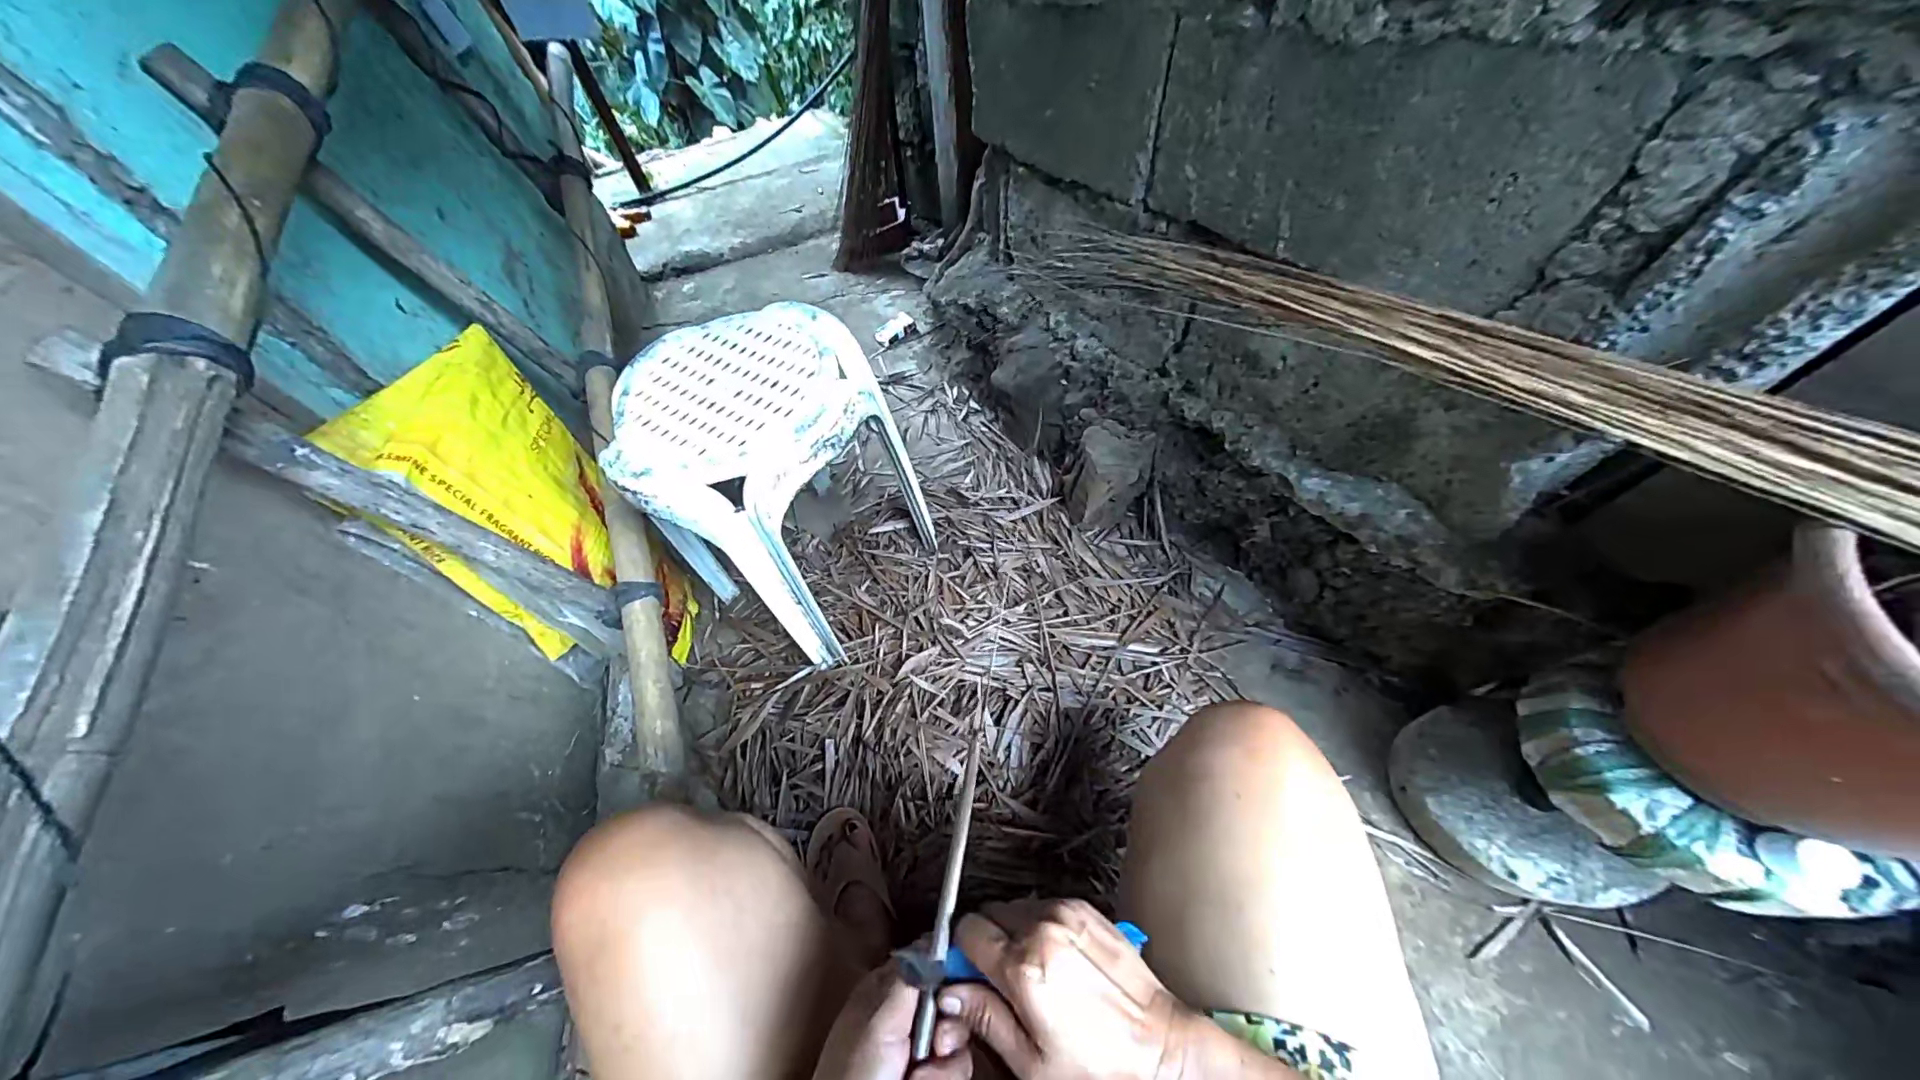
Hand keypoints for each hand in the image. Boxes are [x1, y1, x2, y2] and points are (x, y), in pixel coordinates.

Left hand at [813, 964, 973, 1079]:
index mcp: (888, 989)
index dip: (950, 971)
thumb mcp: (878, 1022)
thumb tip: (932, 938)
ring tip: (920, 1078)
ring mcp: (919, 1049)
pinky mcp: (931, 1076)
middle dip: (952, 1027)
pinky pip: (957, 1068)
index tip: (956, 989)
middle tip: (937, 1045)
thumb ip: (906, 980)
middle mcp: (907, 1014)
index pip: (930, 961)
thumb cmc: (854, 1076)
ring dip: (945, 1063)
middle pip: (953, 1001)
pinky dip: (944, 1079)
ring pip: (959, 1038)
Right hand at [934, 899, 1203, 1079]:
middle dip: (987, 941)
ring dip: (1013, 931)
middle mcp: (1043, 928)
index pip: (966, 930)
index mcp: (1024, 965)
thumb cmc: (1103, 1065)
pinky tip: (1055, 960)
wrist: (1161, 1047)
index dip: (960, 953)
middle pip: (988, 913)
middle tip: (999, 978)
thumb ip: (984, 1017)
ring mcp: (1066, 913)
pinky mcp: (1084, 908)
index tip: (965, 970)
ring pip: (1015, 907)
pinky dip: (1039, 925)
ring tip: (1034, 972)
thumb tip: (952, 993)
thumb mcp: (1030, 1062)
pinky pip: (1042, 905)